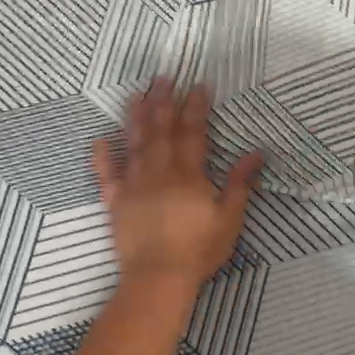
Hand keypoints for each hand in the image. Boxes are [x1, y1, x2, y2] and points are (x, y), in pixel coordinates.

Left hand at [89, 79, 263, 289]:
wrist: (158, 276)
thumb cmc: (200, 249)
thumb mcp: (230, 217)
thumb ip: (239, 183)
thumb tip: (256, 154)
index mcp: (189, 175)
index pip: (193, 133)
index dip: (196, 108)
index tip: (199, 86)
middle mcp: (159, 173)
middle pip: (162, 130)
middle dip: (164, 102)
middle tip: (164, 77)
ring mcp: (134, 185)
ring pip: (135, 143)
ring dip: (137, 117)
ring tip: (138, 94)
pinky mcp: (115, 202)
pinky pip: (106, 174)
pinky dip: (102, 156)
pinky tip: (99, 139)